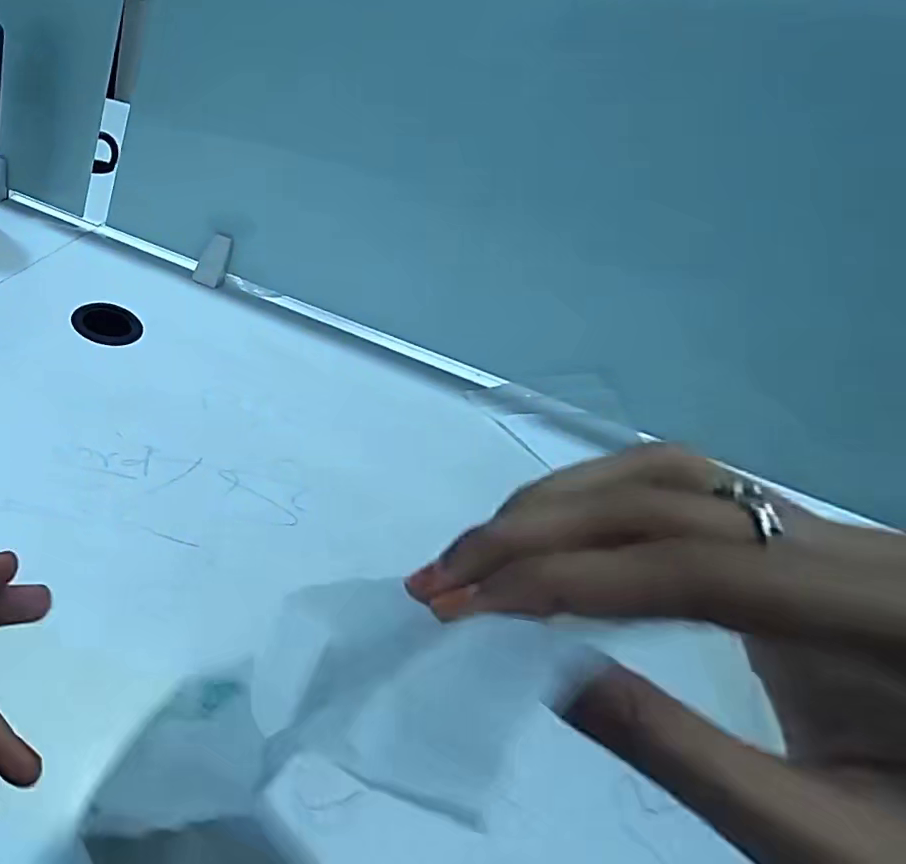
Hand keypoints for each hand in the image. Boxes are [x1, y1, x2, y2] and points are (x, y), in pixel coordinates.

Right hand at [404, 444, 905, 863]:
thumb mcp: (830, 842)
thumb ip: (682, 752)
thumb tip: (534, 665)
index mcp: (893, 618)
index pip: (689, 566)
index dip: (559, 578)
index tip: (462, 609)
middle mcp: (862, 552)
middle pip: (657, 499)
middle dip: (528, 534)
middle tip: (440, 579)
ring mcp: (823, 538)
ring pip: (654, 474)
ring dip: (547, 506)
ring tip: (476, 555)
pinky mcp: (784, 544)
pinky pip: (667, 491)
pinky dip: (582, 504)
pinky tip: (539, 539)